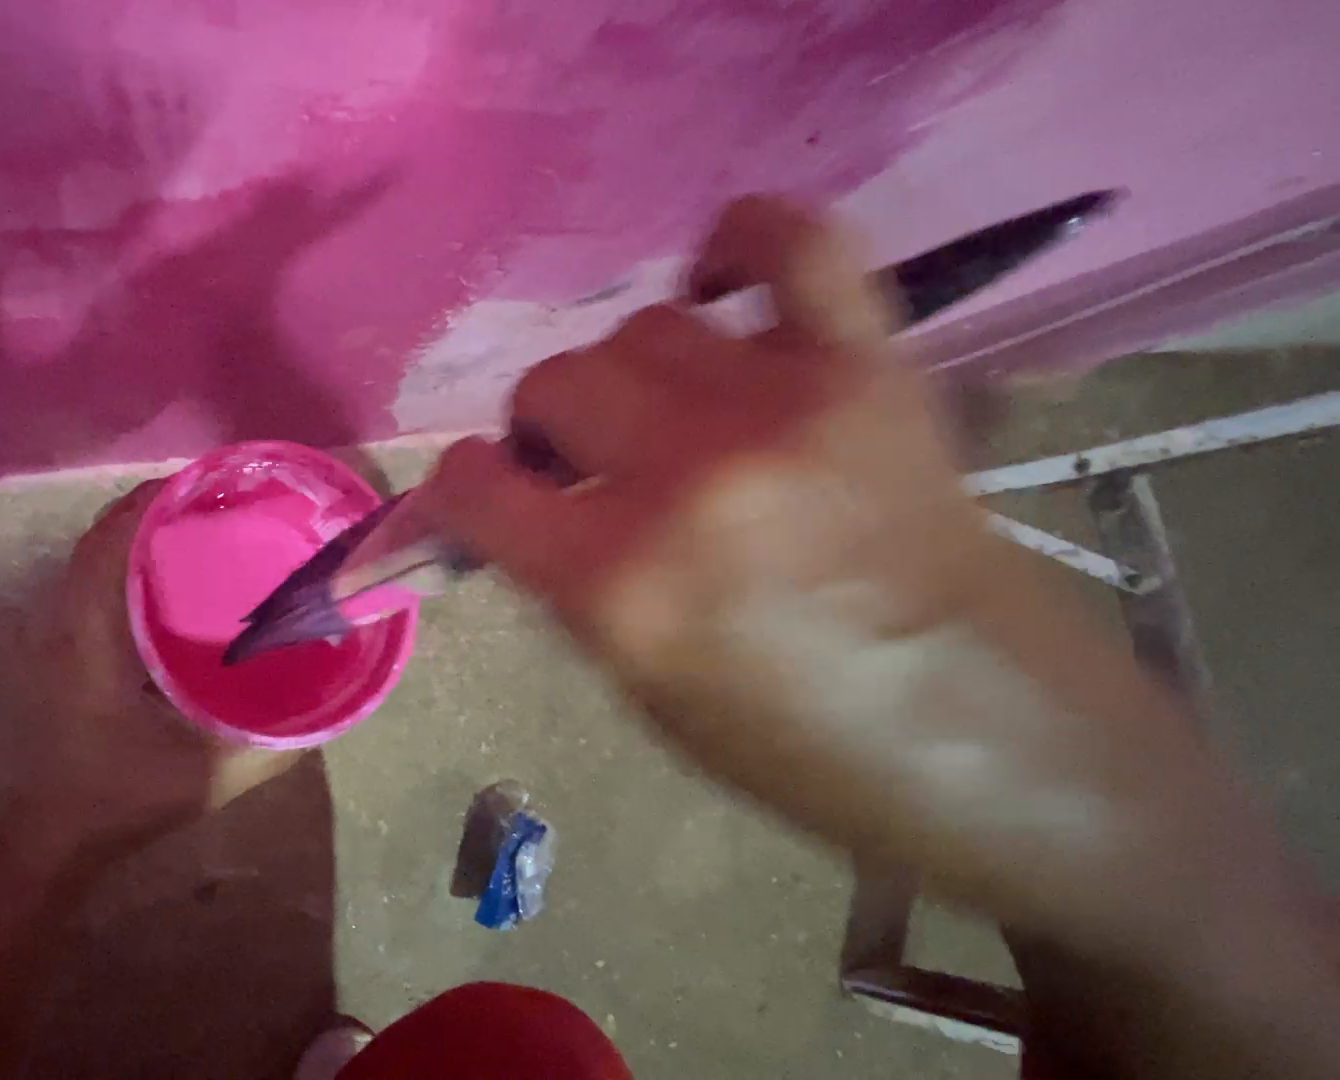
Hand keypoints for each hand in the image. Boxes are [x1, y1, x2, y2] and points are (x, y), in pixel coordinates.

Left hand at [19, 481, 298, 854]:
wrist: (52, 837)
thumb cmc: (123, 800)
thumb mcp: (210, 777)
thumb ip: (273, 744)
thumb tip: (331, 705)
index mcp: (93, 640)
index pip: (111, 544)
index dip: (154, 503)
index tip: (209, 485)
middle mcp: (65, 623)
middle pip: (101, 536)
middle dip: (156, 507)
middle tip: (220, 502)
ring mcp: (54, 634)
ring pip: (92, 555)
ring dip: (138, 529)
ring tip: (201, 524)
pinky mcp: (59, 647)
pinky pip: (89, 579)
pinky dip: (125, 558)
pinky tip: (170, 573)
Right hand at [420, 198, 1311, 974]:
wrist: (995, 742)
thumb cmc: (793, 746)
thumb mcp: (636, 689)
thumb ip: (564, 582)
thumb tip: (522, 505)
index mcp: (614, 583)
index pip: (472, 484)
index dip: (462, 488)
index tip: (486, 497)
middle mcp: (681, 479)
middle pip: (552, 383)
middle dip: (548, 430)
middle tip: (589, 465)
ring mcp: (778, 407)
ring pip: (641, 326)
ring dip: (630, 377)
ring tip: (668, 413)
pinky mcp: (868, 367)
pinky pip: (794, 242)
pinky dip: (742, 243)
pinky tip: (720, 286)